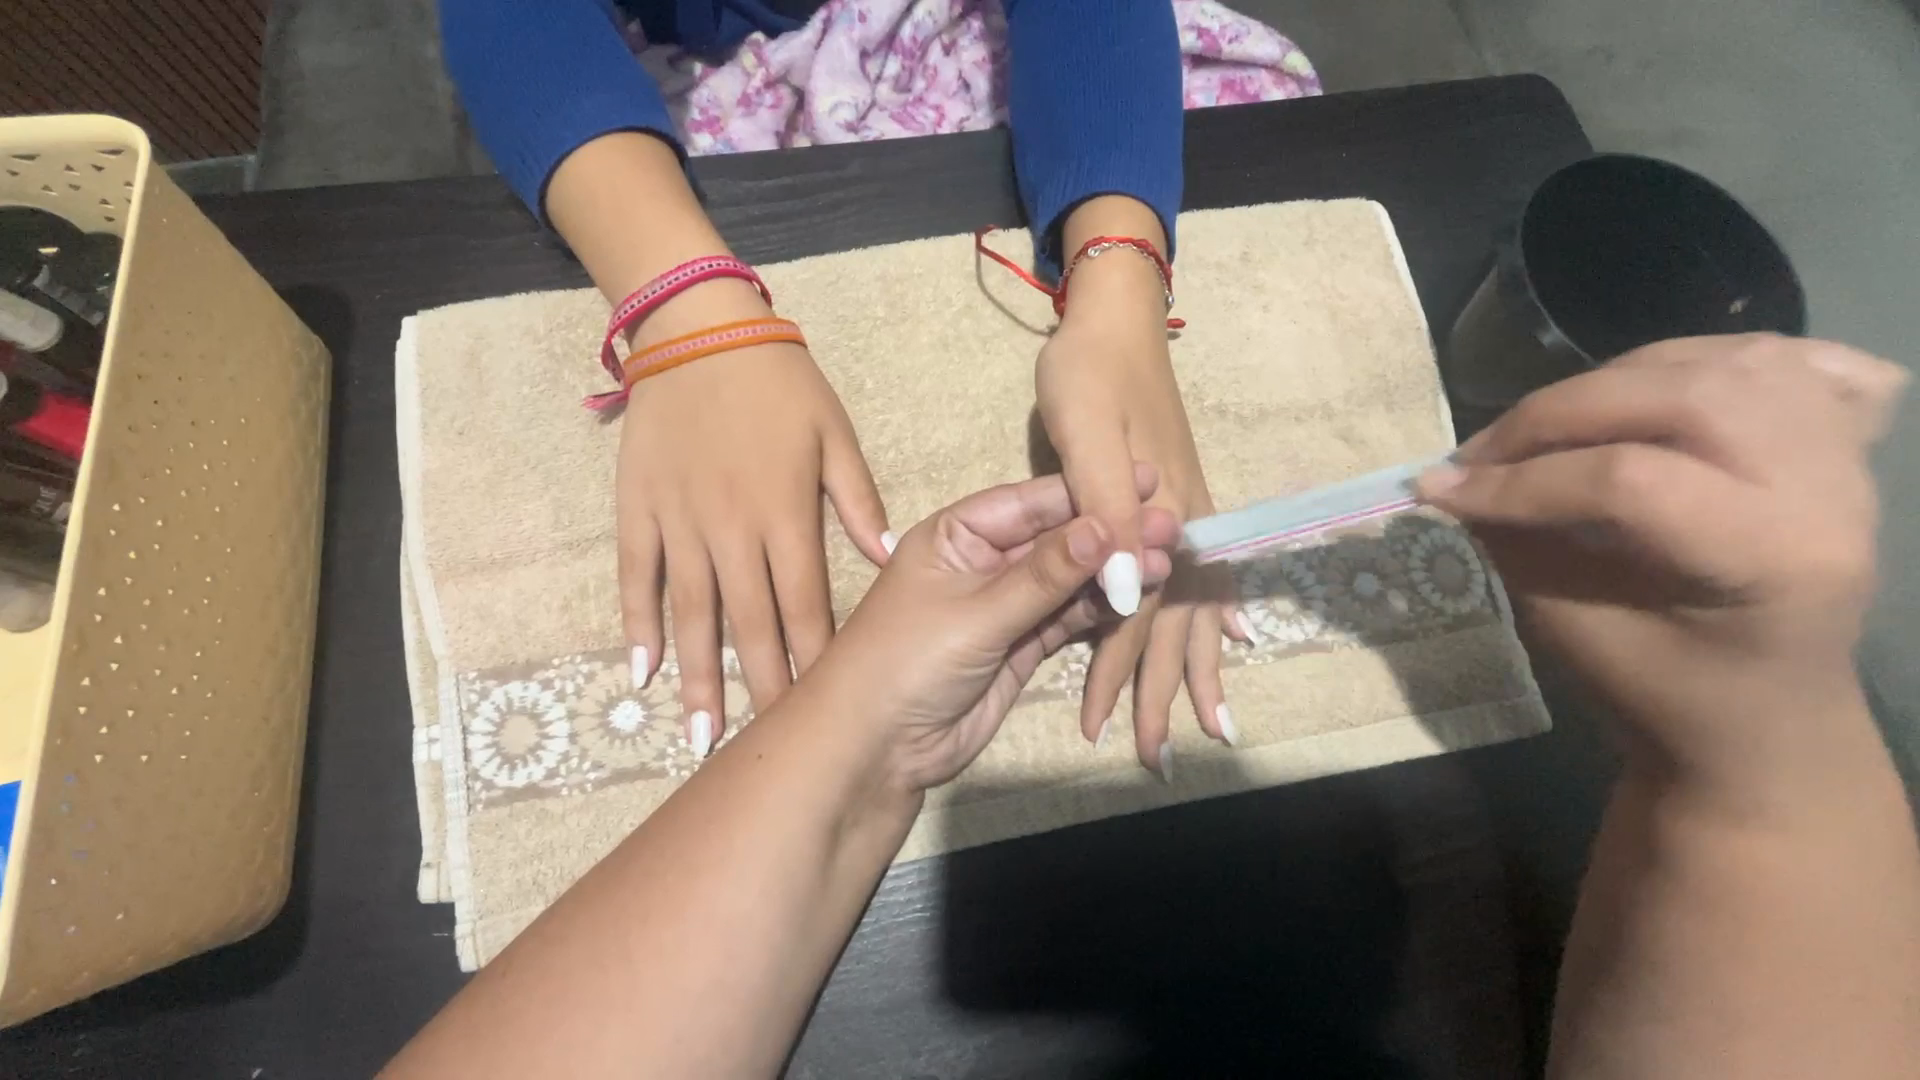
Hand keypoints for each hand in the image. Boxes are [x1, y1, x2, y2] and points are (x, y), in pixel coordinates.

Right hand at [618, 342, 890, 754]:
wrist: (699, 331)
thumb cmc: (780, 384)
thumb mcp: (835, 434)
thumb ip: (859, 499)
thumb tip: (889, 554)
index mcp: (786, 515)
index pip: (805, 605)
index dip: (814, 659)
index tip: (823, 709)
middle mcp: (732, 532)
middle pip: (750, 625)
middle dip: (761, 687)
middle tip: (765, 747)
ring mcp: (679, 525)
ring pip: (692, 614)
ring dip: (698, 677)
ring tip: (700, 735)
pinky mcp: (638, 511)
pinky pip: (637, 577)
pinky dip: (639, 624)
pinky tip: (643, 670)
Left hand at [807, 467, 1181, 791]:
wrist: (876, 747)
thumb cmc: (909, 660)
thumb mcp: (976, 612)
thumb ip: (1043, 574)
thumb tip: (1105, 526)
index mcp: (957, 534)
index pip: (1029, 503)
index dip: (1085, 492)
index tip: (1142, 480)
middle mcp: (984, 561)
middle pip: (1055, 541)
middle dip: (1109, 536)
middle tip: (1171, 526)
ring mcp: (1004, 605)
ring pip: (1067, 581)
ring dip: (1111, 574)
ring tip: (1168, 562)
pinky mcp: (1020, 645)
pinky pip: (1066, 620)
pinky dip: (1098, 611)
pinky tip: (1138, 597)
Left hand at [1034, 213, 1246, 778]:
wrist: (1112, 317)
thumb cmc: (1083, 374)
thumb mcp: (1079, 437)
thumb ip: (1098, 514)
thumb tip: (1126, 597)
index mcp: (1141, 510)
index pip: (1132, 603)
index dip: (1125, 665)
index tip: (1121, 727)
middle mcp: (1161, 522)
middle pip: (1164, 615)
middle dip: (1163, 682)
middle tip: (1166, 750)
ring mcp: (1161, 518)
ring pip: (1173, 604)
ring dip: (1183, 663)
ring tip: (1204, 719)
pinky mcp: (1159, 507)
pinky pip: (1169, 580)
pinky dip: (1188, 621)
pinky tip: (1212, 647)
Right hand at [1418, 334, 1906, 782]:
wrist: (1764, 717)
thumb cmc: (1665, 690)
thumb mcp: (1570, 629)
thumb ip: (1515, 544)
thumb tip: (1449, 485)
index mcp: (1772, 559)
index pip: (1629, 481)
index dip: (1517, 481)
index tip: (1435, 493)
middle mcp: (1828, 490)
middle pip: (1681, 397)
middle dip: (1552, 415)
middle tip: (1480, 455)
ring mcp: (1847, 455)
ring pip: (1721, 362)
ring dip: (1608, 381)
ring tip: (1546, 427)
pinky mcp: (1841, 439)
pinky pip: (1781, 359)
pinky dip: (1701, 360)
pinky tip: (1653, 393)